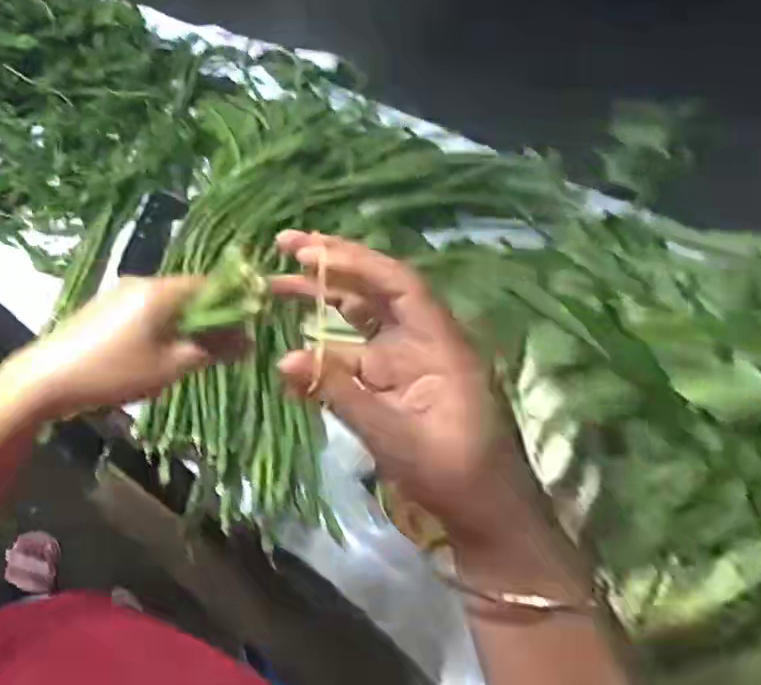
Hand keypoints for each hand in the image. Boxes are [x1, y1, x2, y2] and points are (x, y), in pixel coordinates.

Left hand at [5, 277, 244, 420]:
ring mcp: (117, 294)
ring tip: (196, 360)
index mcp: (157, 289)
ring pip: (166, 305)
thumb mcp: (170, 366)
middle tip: (228, 352)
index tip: (253, 327)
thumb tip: (247, 339)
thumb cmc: (114, 370)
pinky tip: (162, 357)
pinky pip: (145, 312)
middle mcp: (138, 283)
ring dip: (186, 327)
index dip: (235, 302)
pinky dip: (162, 329)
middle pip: (187, 293)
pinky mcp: (104, 309)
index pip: (209, 283)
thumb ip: (211, 349)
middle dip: (211, 318)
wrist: (50, 376)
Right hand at [269, 231, 540, 542]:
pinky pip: (349, 341)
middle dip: (331, 261)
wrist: (487, 518)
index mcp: (440, 346)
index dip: (353, 263)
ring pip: (359, 308)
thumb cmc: (453, 475)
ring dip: (318, 291)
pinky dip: (318, 333)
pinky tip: (289, 337)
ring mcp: (405, 354)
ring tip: (273, 281)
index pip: (399, 286)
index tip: (306, 254)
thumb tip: (281, 360)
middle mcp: (423, 339)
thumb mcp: (394, 436)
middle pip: (376, 286)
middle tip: (284, 243)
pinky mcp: (388, 373)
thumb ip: (336, 393)